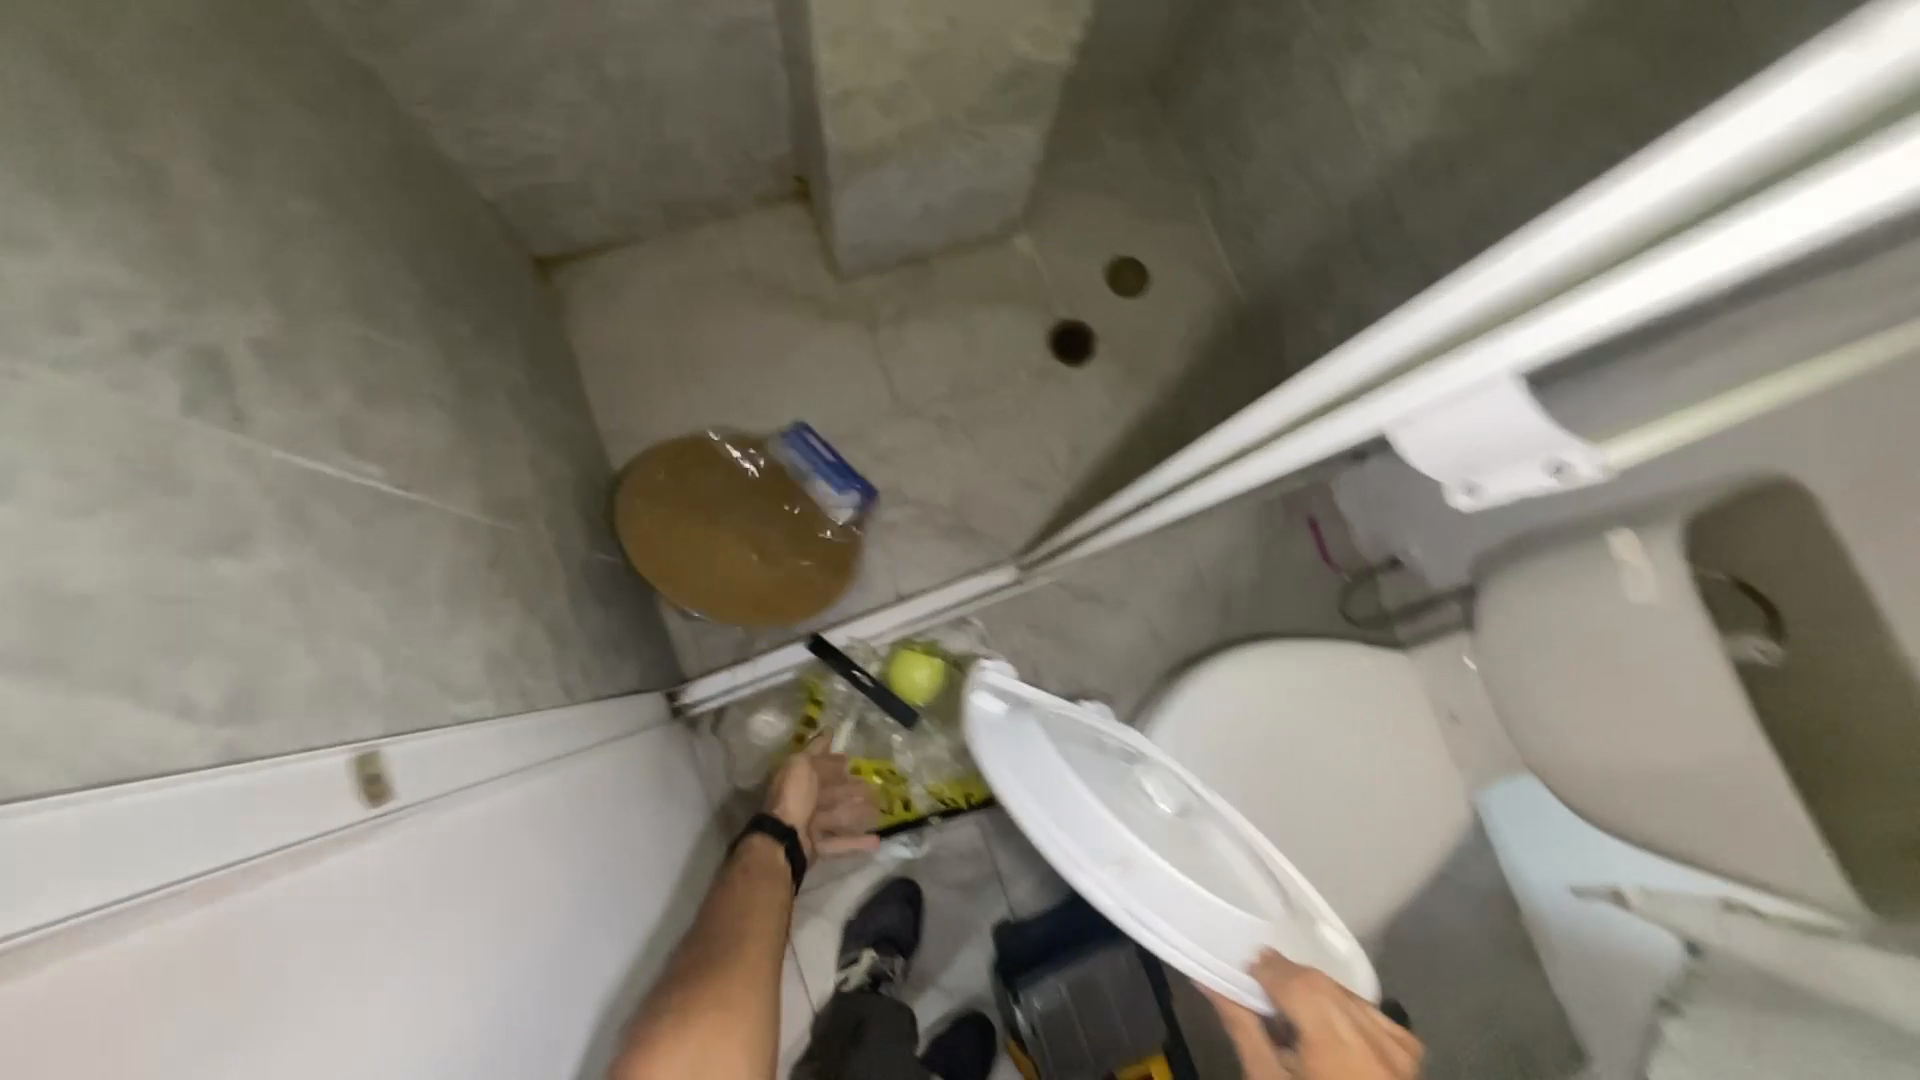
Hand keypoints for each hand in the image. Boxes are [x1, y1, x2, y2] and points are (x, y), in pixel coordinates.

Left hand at [763, 736, 881, 860]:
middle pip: (829, 790)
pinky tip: (877, 840)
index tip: (847, 753)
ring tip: (879, 809)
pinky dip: (856, 841)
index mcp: (796, 777)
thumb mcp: (801, 765)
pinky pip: (839, 842)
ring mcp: (808, 822)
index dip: (828, 755)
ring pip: (837, 814)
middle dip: (850, 786)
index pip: (815, 761)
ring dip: (858, 811)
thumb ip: (816, 752)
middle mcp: (801, 798)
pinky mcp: (815, 845)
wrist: (782, 840)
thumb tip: (832, 740)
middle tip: (873, 785)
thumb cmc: (793, 797)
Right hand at [1204, 950, 1422, 1079]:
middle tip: (1259, 988)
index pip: (1301, 986)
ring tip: (1290, 1015)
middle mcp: (1379, 1045)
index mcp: (1340, 1056)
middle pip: (1322, 985)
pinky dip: (1338, 1007)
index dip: (1269, 971)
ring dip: (1311, 992)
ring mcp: (1400, 1048)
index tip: (1245, 971)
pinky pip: (1365, 1009)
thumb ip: (1241, 1026)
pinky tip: (1323, 1029)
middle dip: (1287, 979)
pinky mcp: (1409, 1052)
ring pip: (1342, 992)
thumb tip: (1210, 981)